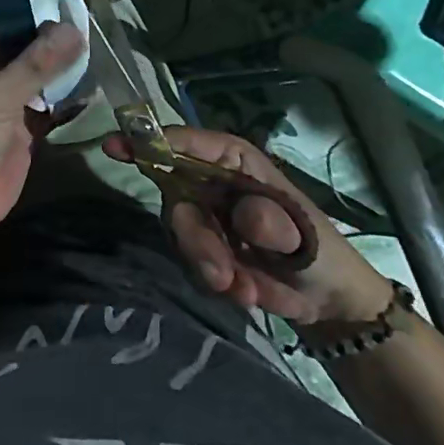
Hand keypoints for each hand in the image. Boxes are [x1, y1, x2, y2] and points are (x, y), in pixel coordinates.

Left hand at [0, 21, 84, 233]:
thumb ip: (35, 65)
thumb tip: (74, 29)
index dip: (21, 13)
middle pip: (19, 54)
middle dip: (46, 39)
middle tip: (82, 12)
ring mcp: (6, 107)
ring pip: (36, 80)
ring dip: (59, 66)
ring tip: (91, 37)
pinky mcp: (24, 132)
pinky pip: (48, 107)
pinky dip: (67, 96)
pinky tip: (90, 78)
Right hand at [103, 126, 394, 324]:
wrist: (327, 301)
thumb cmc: (321, 252)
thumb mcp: (306, 237)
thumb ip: (275, 223)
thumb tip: (247, 216)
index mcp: (236, 163)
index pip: (188, 144)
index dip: (152, 143)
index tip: (116, 146)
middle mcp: (211, 182)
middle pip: (176, 195)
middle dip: (196, 239)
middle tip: (222, 276)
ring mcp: (202, 215)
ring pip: (181, 232)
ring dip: (209, 265)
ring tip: (246, 292)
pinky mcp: (199, 246)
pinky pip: (189, 260)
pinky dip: (215, 281)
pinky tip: (245, 295)